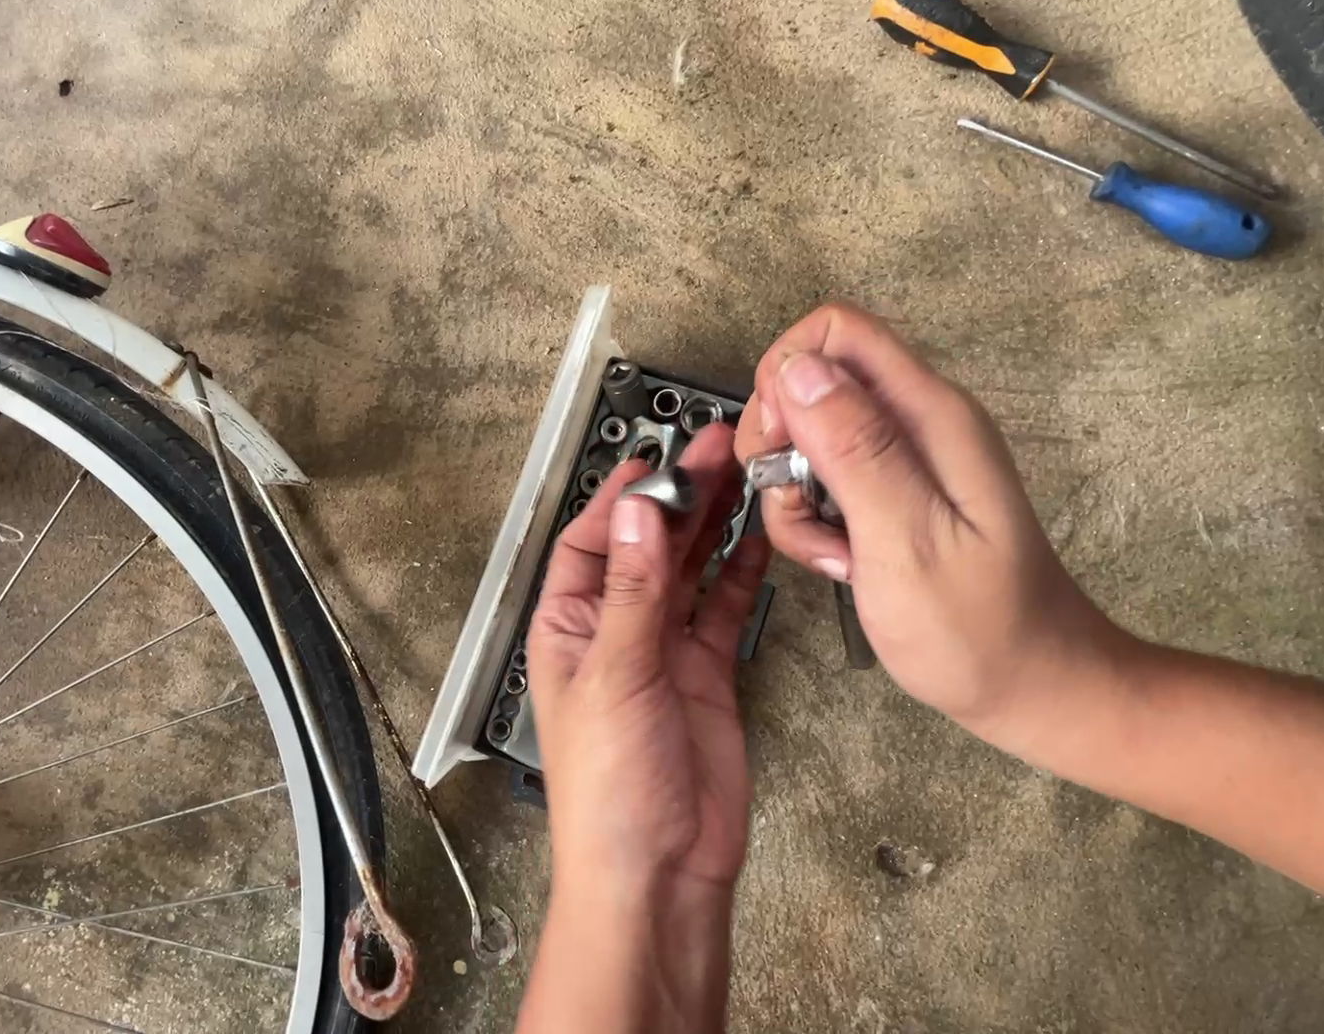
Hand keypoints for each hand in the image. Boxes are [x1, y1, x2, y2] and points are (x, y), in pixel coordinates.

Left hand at [527, 424, 768, 890]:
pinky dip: (737, 576)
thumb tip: (639, 511)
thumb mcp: (614, 676)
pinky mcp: (705, 672)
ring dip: (712, 526)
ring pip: (687, 571)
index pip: (592, 541)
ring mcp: (662, 650)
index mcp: (568, 626)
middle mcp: (613, 630)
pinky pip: (720, 610)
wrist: (659, 872)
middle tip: (718, 451)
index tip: (659, 457)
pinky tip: (755, 541)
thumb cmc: (608, 788)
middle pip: (646, 547)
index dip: (622, 497)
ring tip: (742, 477)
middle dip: (679, 499)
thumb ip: (632, 592)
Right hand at [731, 302, 1129, 731]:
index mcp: (928, 414)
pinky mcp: (883, 493)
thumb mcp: (908, 539)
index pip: (835, 332)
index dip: (784, 375)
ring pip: (801, 440)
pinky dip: (806, 521)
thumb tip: (796, 368)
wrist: (1029, 686)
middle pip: (806, 383)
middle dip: (777, 442)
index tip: (777, 447)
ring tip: (830, 550)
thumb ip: (854, 449)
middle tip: (792, 503)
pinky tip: (839, 561)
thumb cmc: (976, 626)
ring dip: (789, 494)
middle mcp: (911, 421)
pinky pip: (816, 482)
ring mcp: (897, 458)